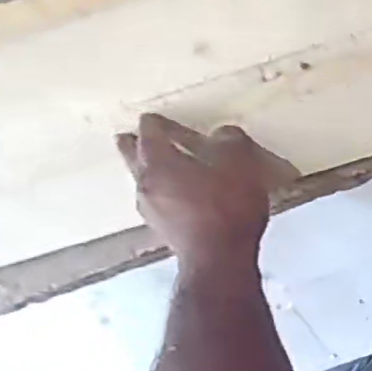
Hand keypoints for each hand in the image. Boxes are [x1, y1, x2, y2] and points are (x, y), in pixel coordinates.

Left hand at [116, 114, 297, 266]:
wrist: (217, 253)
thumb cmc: (229, 204)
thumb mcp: (241, 167)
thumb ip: (232, 144)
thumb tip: (224, 132)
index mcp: (161, 163)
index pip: (152, 135)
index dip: (156, 124)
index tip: (153, 117)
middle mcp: (147, 182)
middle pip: (134, 157)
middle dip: (134, 145)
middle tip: (130, 137)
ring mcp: (150, 206)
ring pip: (145, 179)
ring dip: (151, 170)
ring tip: (161, 168)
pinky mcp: (162, 225)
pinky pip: (159, 199)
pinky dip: (166, 191)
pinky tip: (181, 196)